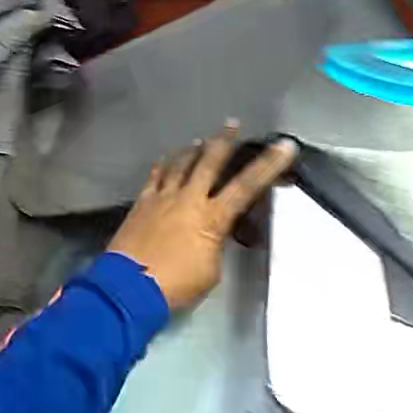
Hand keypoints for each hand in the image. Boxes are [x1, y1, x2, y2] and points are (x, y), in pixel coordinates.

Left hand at [106, 123, 298, 312]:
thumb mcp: (211, 269)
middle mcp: (189, 199)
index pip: (247, 186)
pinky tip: (165, 159)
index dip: (268, 165)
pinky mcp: (141, 203)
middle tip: (232, 124)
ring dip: (192, 150)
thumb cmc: (177, 285)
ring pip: (180, 164)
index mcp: (213, 218)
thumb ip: (215, 244)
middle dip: (224, 142)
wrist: (129, 287)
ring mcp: (163, 198)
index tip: (284, 146)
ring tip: (199, 140)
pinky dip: (163, 165)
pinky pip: (155, 177)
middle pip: (209, 163)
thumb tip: (213, 234)